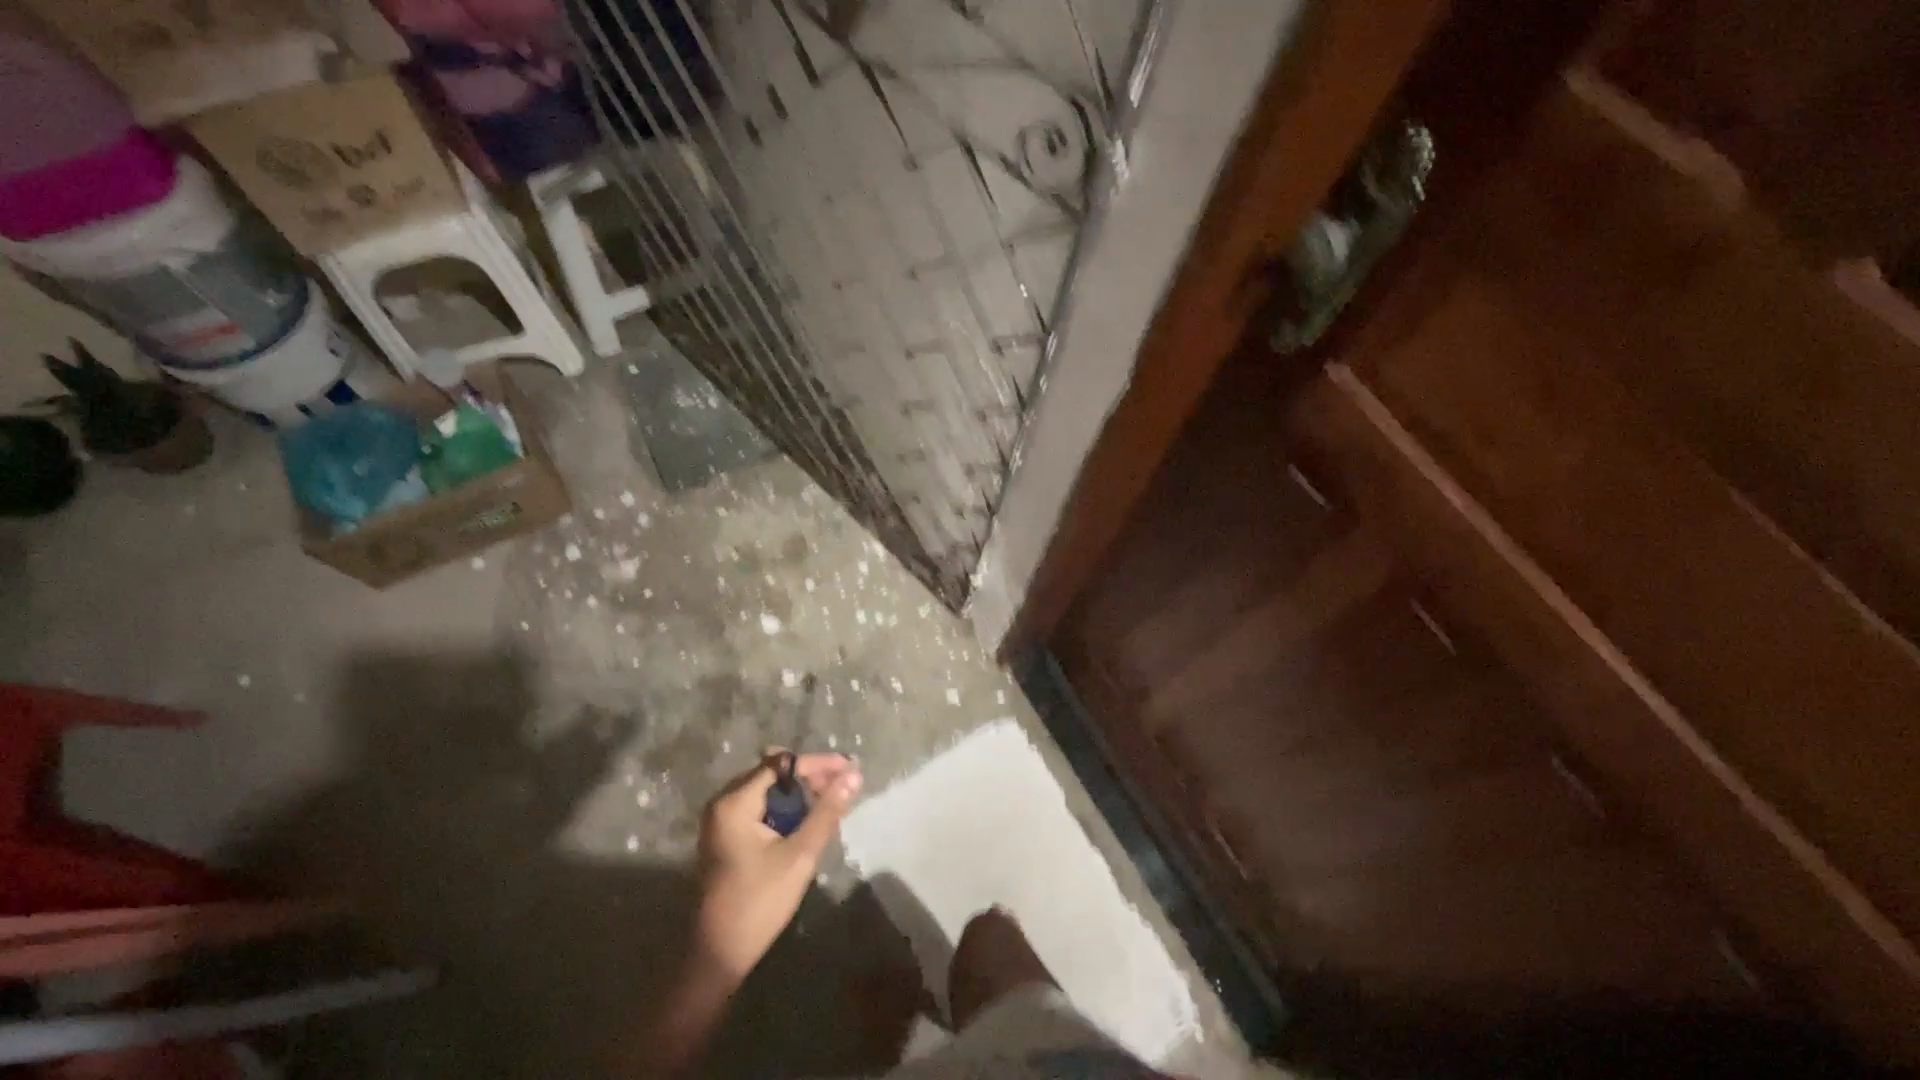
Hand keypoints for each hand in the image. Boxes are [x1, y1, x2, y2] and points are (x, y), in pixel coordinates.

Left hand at [695, 750, 862, 977]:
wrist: (719, 953)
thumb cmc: (759, 901)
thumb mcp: (800, 854)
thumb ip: (826, 811)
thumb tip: (853, 775)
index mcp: (734, 802)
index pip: (780, 764)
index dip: (817, 764)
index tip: (849, 768)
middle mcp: (722, 804)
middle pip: (772, 775)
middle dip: (809, 778)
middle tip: (842, 789)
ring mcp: (720, 823)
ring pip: (766, 794)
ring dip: (798, 796)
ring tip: (829, 806)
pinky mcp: (725, 839)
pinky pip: (758, 811)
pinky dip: (783, 812)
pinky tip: (806, 825)